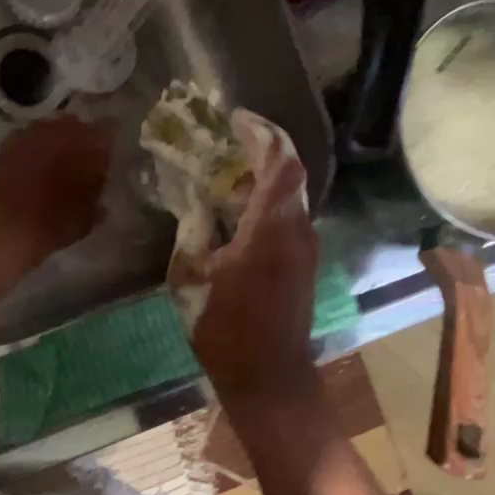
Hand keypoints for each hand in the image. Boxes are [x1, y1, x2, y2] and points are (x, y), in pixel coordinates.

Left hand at [0, 113, 113, 267]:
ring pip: (50, 129)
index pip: (109, 130)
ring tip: (50, 163)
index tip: (103, 159)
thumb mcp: (88, 218)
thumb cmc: (56, 222)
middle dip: (78, 140)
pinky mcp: (10, 139)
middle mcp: (67, 127)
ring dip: (52, 142)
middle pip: (77, 125)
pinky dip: (30, 149)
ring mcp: (35, 130)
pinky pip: (28, 138)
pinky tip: (28, 166)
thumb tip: (97, 200)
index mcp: (94, 142)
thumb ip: (95, 200)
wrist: (6, 222)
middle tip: (76, 162)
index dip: (105, 144)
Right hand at [178, 111, 321, 396]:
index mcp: (269, 229)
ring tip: (224, 174)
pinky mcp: (303, 265)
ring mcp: (305, 249)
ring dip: (261, 179)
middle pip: (289, 175)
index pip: (280, 163)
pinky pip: (286, 220)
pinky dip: (264, 204)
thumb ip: (193, 233)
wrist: (268, 377)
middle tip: (227, 140)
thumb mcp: (190, 277)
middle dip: (261, 150)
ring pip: (289, 197)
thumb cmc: (223, 328)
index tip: (237, 117)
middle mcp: (297, 231)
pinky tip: (234, 213)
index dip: (263, 133)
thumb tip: (196, 205)